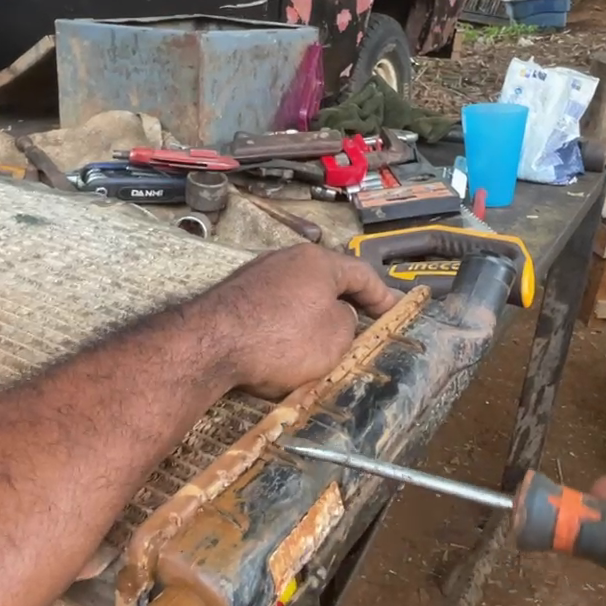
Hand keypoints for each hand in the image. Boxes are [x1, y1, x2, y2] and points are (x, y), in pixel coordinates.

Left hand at [191, 244, 399, 397]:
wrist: (210, 345)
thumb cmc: (281, 339)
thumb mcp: (335, 337)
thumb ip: (348, 322)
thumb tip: (338, 315)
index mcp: (318, 261)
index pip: (362, 274)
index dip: (383, 295)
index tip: (395, 311)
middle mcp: (287, 259)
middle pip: (328, 280)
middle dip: (347, 303)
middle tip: (364, 323)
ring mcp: (257, 275)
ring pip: (299, 294)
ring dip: (315, 314)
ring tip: (327, 340)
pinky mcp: (234, 296)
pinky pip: (273, 308)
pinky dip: (288, 324)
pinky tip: (288, 346)